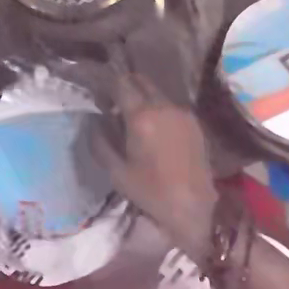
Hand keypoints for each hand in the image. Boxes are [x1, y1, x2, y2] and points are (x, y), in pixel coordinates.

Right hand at [89, 73, 217, 253]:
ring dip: (141, 98)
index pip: (120, 83)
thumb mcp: (115, 171)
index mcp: (141, 117)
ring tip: (132, 118)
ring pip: (156, 92)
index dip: (105, 84)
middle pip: (140, 81)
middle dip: (124, 86)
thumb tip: (94, 122)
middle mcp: (163, 107)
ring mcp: (182, 113)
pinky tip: (153, 129)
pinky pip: (170, 106)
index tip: (97, 94)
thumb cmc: (150, 191)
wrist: (194, 207)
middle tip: (112, 103)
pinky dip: (157, 109)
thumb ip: (100, 141)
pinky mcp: (194, 122)